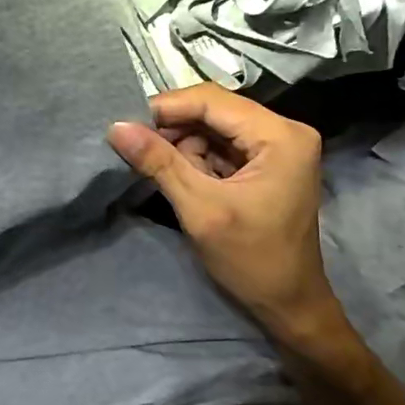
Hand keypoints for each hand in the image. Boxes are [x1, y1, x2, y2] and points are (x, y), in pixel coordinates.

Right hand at [107, 83, 341, 337]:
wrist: (288, 303)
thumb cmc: (250, 260)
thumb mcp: (200, 209)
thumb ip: (159, 163)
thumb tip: (116, 127)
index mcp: (281, 136)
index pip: (213, 101)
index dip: (167, 108)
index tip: (125, 123)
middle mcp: (286, 131)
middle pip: (216, 112)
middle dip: (174, 130)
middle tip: (136, 149)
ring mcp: (279, 149)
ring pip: (216, 131)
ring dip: (184, 148)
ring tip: (159, 171)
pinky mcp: (269, 166)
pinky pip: (225, 150)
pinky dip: (199, 161)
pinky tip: (180, 178)